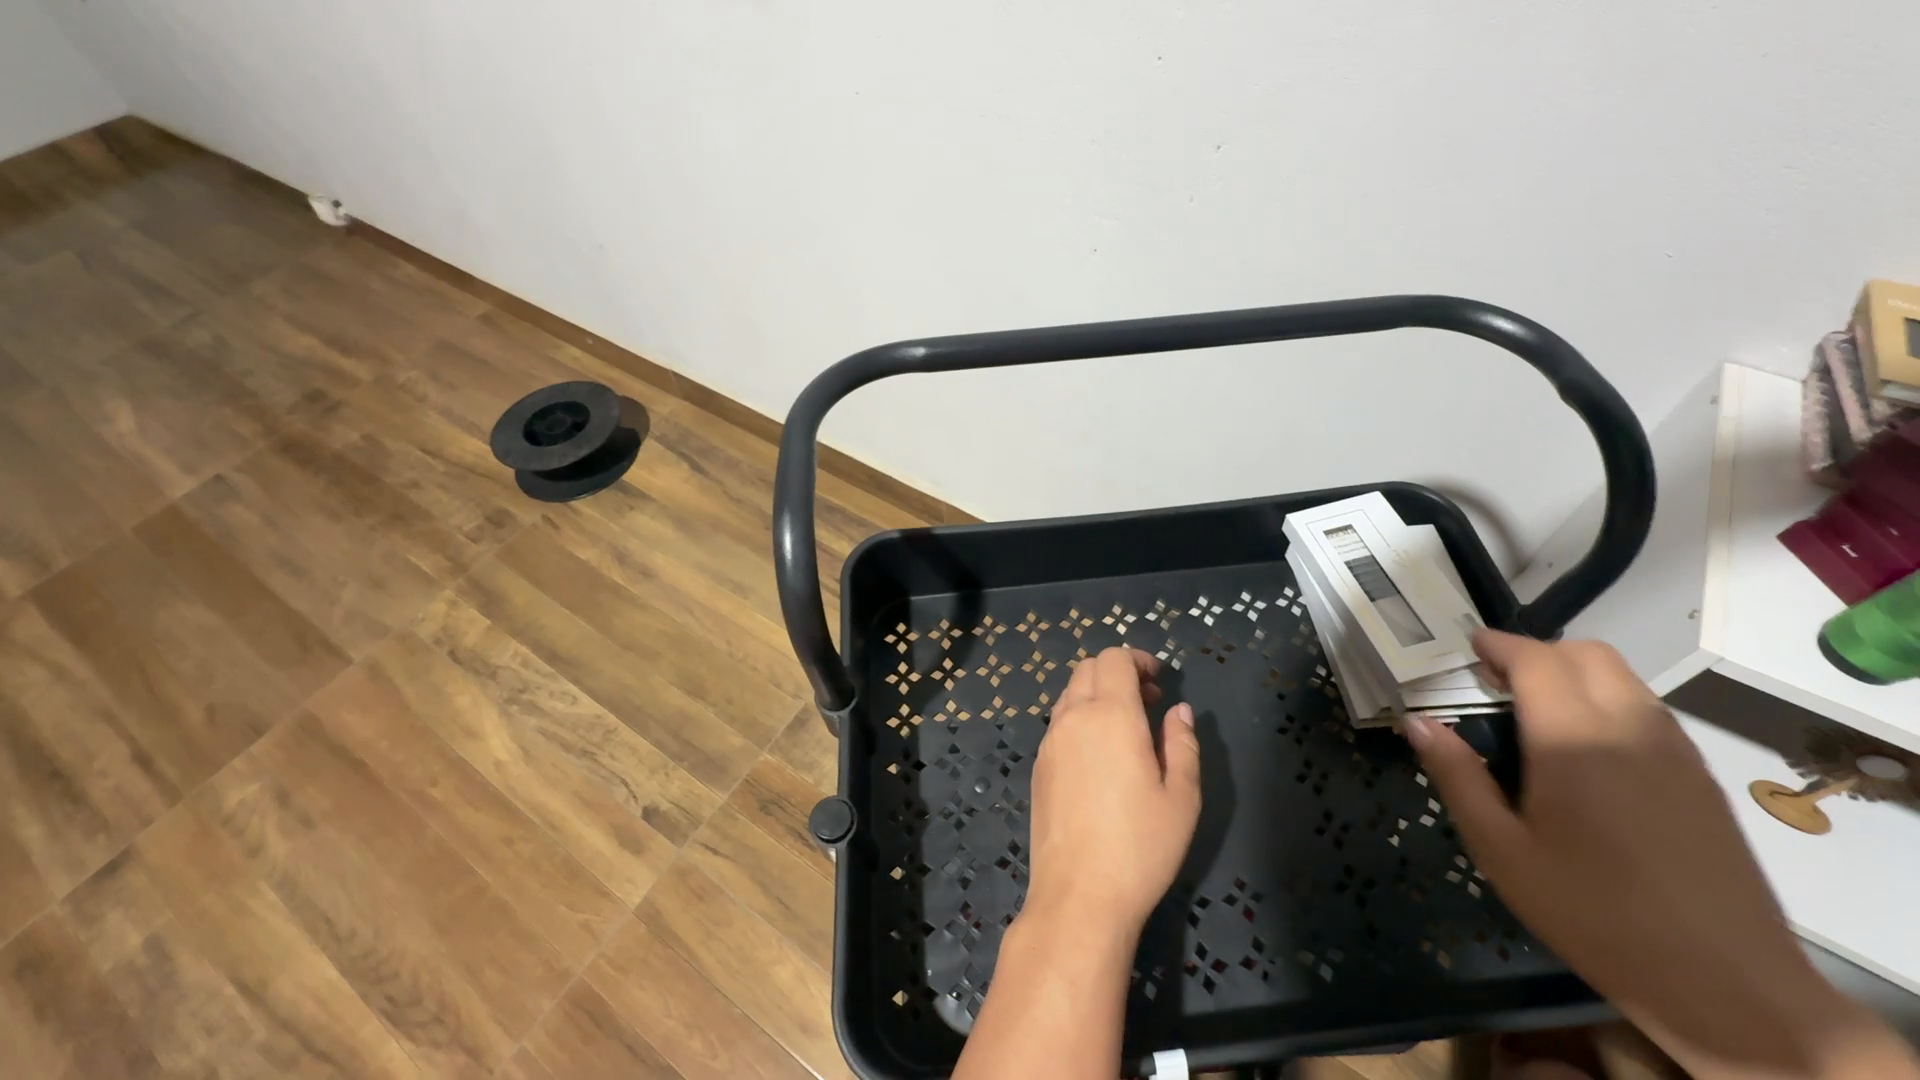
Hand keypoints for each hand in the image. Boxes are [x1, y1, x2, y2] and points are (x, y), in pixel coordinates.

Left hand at [1024, 646, 1200, 933]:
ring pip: (1069, 695)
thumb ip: (1183, 744)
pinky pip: (1058, 724)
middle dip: (1119, 673)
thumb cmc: (1141, 845)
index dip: (1139, 660)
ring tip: (1127, 729)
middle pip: (1088, 669)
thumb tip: (1179, 711)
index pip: (1115, 659)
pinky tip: (1101, 757)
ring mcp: (1049, 743)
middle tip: (1149, 701)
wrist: (1079, 894)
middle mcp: (1073, 719)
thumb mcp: (1182, 796)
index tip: (1160, 682)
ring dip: (1097, 695)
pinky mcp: (1038, 768)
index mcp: (1110, 715)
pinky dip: (1080, 719)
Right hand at [1406, 629, 1917, 1079]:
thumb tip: (1418, 722)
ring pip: (1625, 680)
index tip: (1470, 649)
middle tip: (1498, 682)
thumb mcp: (1502, 850)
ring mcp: (1676, 751)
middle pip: (1589, 655)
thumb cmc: (1592, 913)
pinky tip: (1588, 754)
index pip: (1537, 660)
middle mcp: (1631, 728)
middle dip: (1539, 653)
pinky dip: (1610, 703)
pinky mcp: (1702, 778)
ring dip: (1577, 675)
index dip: (1500, 645)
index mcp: (1574, 740)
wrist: (1724, 980)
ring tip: (1537, 715)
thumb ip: (1458, 777)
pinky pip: (1650, 712)